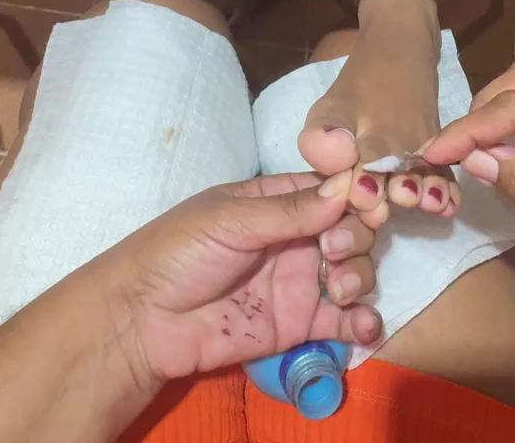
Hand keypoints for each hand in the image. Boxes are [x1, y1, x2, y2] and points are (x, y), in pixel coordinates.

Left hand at [94, 171, 384, 382]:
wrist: (143, 322)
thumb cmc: (179, 252)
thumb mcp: (230, 220)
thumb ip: (289, 210)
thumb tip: (345, 187)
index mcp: (276, 201)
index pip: (330, 189)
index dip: (356, 193)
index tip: (371, 201)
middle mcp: (294, 237)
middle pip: (350, 228)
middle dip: (356, 236)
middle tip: (333, 250)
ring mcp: (299, 281)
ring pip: (353, 270)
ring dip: (360, 275)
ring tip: (339, 289)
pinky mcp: (299, 325)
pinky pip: (343, 321)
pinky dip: (363, 323)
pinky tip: (365, 327)